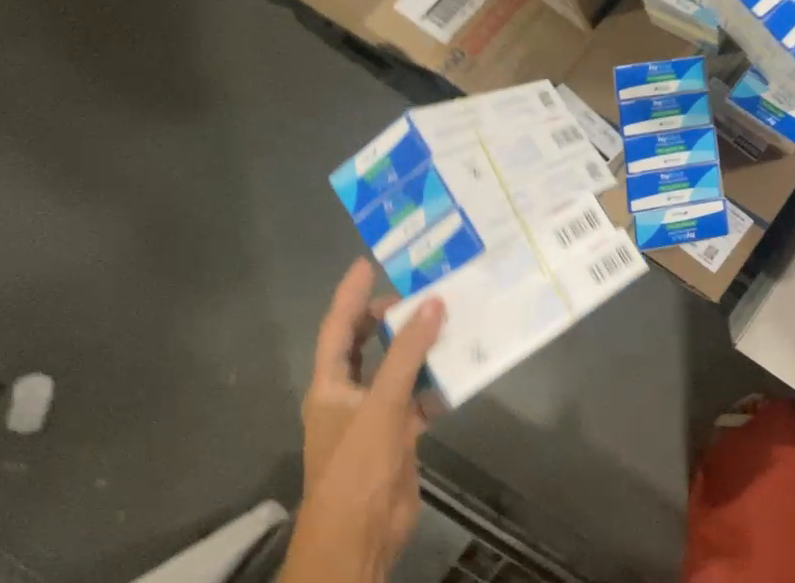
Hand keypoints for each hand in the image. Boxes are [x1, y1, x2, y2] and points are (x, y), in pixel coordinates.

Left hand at [280, 259, 445, 582]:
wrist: (359, 533)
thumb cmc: (357, 464)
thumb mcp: (382, 404)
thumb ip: (408, 352)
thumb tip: (434, 302)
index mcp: (330, 386)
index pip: (337, 329)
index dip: (351, 294)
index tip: (371, 261)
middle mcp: (349, 395)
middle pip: (368, 345)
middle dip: (391, 316)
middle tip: (425, 287)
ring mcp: (375, 415)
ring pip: (399, 368)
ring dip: (422, 346)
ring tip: (453, 315)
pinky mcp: (400, 434)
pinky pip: (421, 396)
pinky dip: (440, 381)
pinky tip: (465, 366)